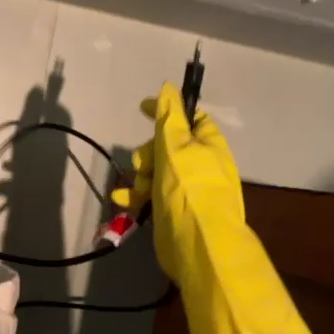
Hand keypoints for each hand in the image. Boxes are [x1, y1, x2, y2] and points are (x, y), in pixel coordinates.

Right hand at [117, 83, 333, 333]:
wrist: (198, 245)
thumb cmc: (189, 189)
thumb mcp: (175, 145)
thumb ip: (168, 116)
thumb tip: (168, 87)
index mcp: (209, 145)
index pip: (189, 117)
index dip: (166, 111)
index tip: (142, 109)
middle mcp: (201, 164)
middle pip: (168, 144)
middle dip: (148, 151)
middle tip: (143, 162)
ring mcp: (189, 189)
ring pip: (157, 170)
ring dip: (140, 175)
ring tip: (135, 189)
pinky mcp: (176, 210)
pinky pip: (154, 194)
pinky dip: (139, 194)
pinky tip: (125, 200)